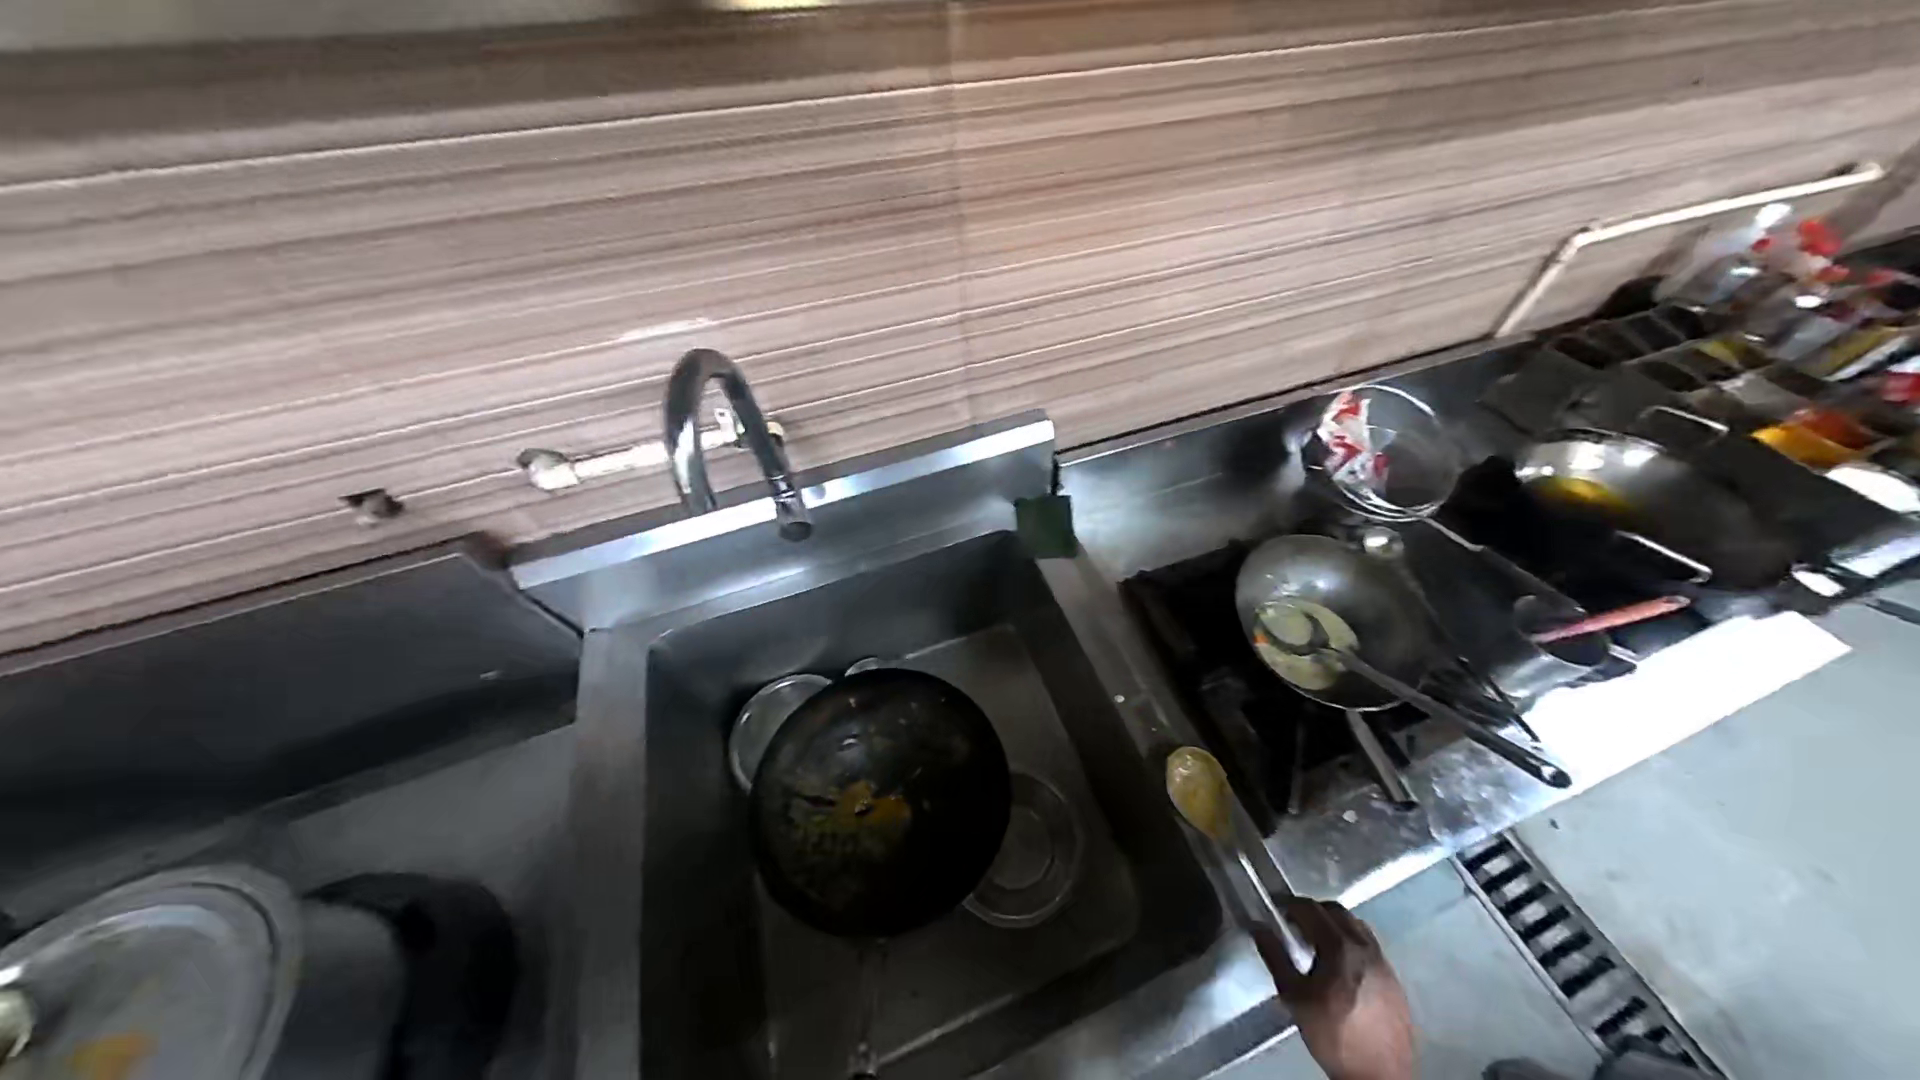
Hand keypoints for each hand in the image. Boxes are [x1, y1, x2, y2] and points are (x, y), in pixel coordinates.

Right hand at [1253, 898, 1414, 1079]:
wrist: (1378, 1079)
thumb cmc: (1332, 1036)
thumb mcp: (1294, 997)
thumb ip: (1274, 957)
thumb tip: (1258, 928)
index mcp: (1340, 948)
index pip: (1311, 909)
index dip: (1290, 904)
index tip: (1276, 907)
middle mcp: (1367, 949)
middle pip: (1337, 911)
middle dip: (1313, 910)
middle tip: (1294, 922)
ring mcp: (1385, 965)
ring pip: (1357, 927)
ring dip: (1335, 924)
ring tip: (1318, 941)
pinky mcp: (1396, 982)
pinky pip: (1371, 947)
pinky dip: (1352, 942)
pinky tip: (1341, 965)